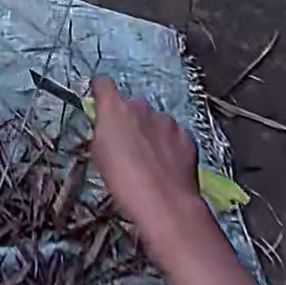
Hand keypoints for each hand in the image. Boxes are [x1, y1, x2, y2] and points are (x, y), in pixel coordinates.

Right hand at [89, 76, 203, 242]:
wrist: (164, 202)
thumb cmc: (121, 178)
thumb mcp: (99, 152)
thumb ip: (103, 130)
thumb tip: (109, 124)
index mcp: (115, 108)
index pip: (103, 83)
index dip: (100, 91)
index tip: (99, 102)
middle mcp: (141, 106)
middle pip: (132, 105)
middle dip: (129, 119)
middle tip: (128, 144)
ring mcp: (167, 120)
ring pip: (154, 119)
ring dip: (150, 131)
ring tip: (151, 158)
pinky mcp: (186, 136)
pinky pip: (173, 133)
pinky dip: (169, 143)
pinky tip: (168, 164)